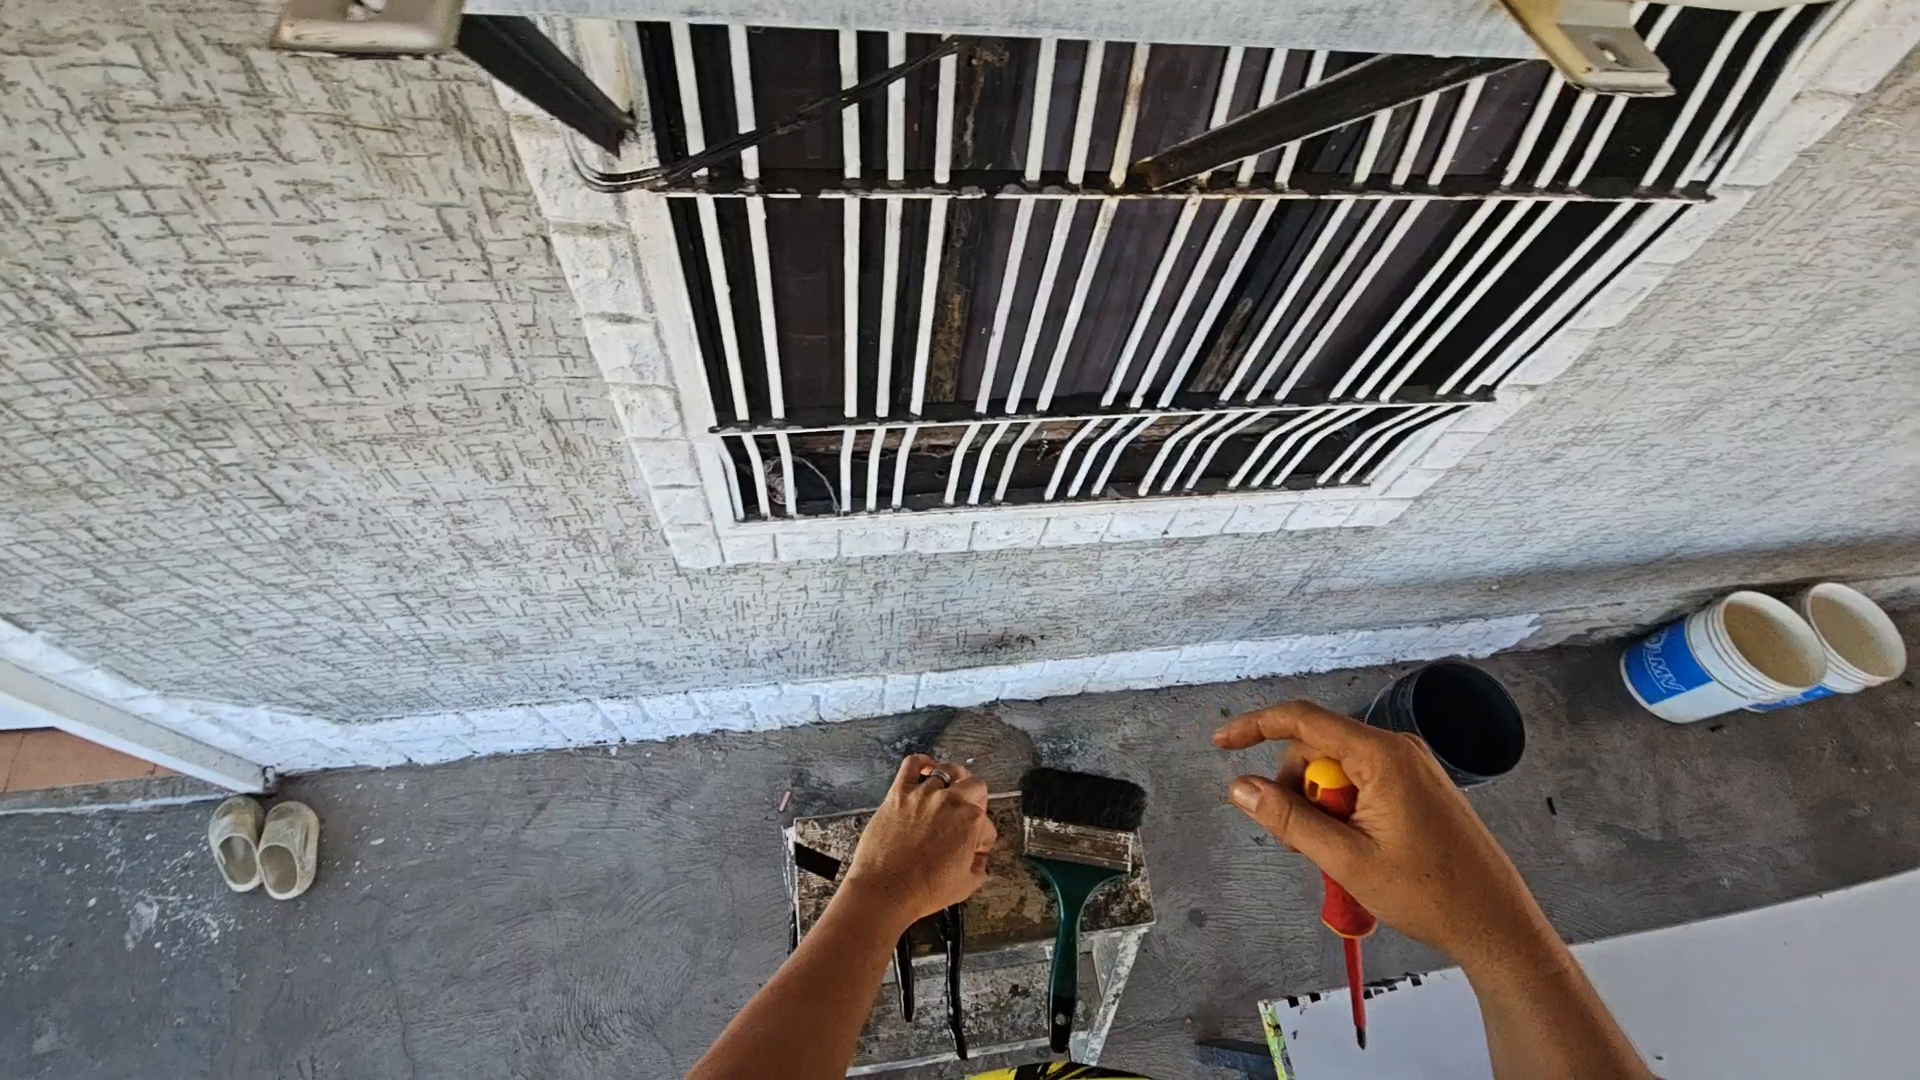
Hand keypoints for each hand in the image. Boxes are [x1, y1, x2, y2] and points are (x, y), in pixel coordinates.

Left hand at [842, 756, 996, 925]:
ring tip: (951, 788)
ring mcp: (924, 794)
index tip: (974, 848)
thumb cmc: (922, 890)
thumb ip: (979, 868)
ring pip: (949, 771)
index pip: (987, 825)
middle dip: (977, 800)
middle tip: (968, 813)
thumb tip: (980, 861)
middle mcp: (951, 802)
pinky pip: (912, 764)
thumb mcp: (965, 886)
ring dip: (954, 780)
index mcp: (971, 823)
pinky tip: (926, 769)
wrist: (886, 889)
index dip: (983, 839)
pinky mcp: (900, 792)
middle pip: (976, 787)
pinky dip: (921, 762)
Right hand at [1215, 701, 1549, 970]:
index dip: (1254, 726)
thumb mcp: (1346, 860)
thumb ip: (1288, 819)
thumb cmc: (1430, 896)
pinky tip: (1350, 845)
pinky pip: (1358, 780)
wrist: (1501, 930)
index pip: (1302, 719)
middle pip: (1315, 748)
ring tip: (1330, 852)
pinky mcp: (1415, 785)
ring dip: (1317, 804)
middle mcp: (1395, 748)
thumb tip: (1239, 787)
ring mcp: (1408, 766)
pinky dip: (1340, 808)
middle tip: (1298, 841)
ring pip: (1334, 767)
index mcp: (1381, 756)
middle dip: (1294, 789)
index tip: (1221, 744)